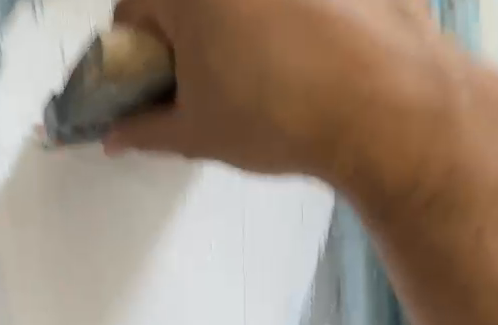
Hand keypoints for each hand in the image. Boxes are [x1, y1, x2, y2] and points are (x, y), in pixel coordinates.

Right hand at [103, 0, 484, 206]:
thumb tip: (114, 136)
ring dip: (235, 22)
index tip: (149, 80)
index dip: (131, 50)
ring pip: (239, 0)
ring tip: (258, 66)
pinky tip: (305, 48)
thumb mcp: (195, 135)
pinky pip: (290, 1)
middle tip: (202, 78)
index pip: (132, 8)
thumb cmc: (276, 118)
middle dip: (184, 31)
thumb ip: (144, 131)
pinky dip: (287, 16)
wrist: (383, 104)